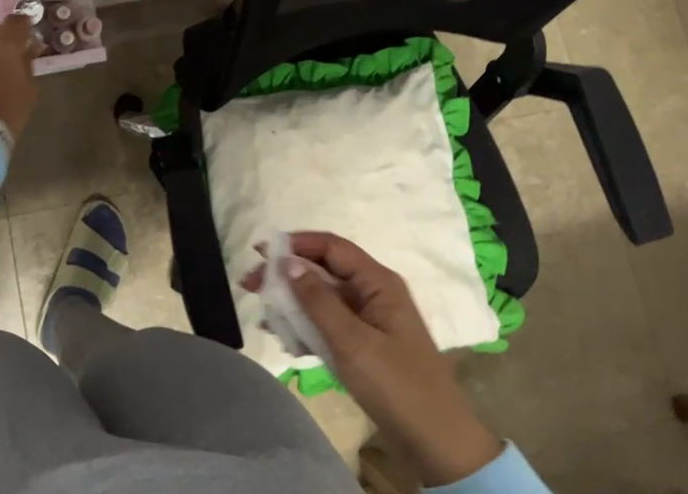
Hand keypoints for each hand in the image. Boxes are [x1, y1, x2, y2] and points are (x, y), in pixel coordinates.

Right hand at [242, 232, 499, 485]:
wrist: (437, 443)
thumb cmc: (398, 386)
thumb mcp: (353, 343)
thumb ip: (318, 301)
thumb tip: (288, 263)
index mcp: (378, 283)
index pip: (331, 247)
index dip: (295, 244)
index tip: (260, 250)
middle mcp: (374, 293)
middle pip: (323, 270)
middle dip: (287, 275)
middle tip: (250, 285)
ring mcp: (370, 320)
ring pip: (323, 298)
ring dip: (292, 303)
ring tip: (263, 316)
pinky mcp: (365, 345)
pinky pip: (329, 324)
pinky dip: (306, 327)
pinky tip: (284, 340)